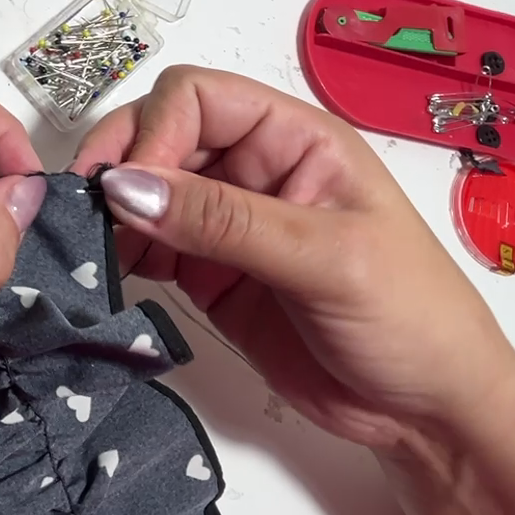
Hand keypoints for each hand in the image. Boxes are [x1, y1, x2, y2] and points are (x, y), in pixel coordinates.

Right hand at [71, 65, 514, 451]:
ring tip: (92, 243)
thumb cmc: (410, 318)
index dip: (155, 129)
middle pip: (159, 133)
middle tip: (87, 208)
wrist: (427, 416)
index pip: (198, 98)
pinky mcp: (204, 269)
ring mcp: (223, 219)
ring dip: (112, 208)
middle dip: (120, 162)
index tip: (129, 186)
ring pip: (143, 187)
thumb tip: (123, 186)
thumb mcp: (327, 259)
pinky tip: (115, 268)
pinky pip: (146, 243)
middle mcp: (249, 166)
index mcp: (292, 138)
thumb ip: (224, 220)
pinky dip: (121, 249)